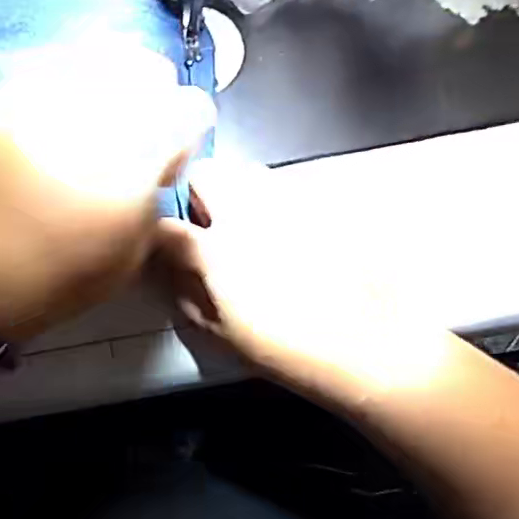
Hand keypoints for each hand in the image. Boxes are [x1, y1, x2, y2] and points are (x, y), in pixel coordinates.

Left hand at [0, 46, 215, 340]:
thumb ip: (152, 198)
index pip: (190, 107)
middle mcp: (94, 110)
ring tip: (101, 117)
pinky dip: (70, 78)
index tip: (171, 158)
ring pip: (100, 54)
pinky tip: (63, 112)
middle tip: (139, 135)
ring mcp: (44, 94)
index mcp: (135, 157)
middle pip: (149, 68)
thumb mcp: (128, 256)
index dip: (189, 131)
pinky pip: (52, 63)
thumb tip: (156, 166)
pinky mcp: (5, 94)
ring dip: (114, 81)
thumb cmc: (55, 280)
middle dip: (156, 98)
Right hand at [152, 159, 456, 409]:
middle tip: (206, 223)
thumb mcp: (218, 332)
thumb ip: (184, 293)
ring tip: (248, 227)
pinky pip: (286, 189)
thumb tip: (168, 270)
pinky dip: (276, 203)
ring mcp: (287, 203)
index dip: (159, 233)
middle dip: (198, 193)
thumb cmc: (282, 346)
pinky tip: (287, 236)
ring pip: (247, 172)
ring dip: (237, 192)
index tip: (166, 244)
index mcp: (214, 249)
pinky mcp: (321, 205)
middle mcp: (247, 213)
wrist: (358, 342)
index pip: (165, 223)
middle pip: (207, 173)